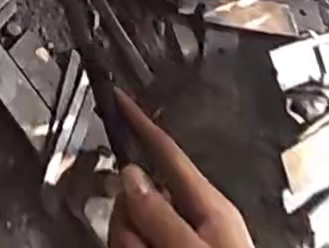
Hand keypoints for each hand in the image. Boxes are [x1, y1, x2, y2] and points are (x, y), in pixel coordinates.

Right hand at [109, 90, 253, 247]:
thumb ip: (160, 212)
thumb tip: (130, 174)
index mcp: (210, 205)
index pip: (166, 148)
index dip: (140, 120)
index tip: (118, 95)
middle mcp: (194, 219)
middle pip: (140, 189)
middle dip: (129, 212)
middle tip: (140, 243)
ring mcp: (181, 239)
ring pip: (132, 218)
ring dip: (130, 240)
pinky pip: (135, 240)